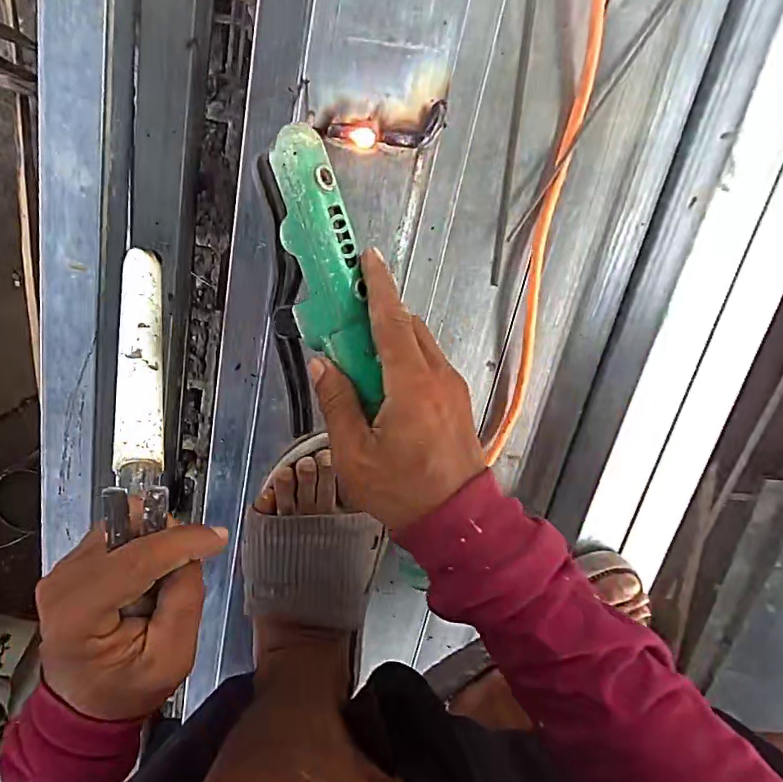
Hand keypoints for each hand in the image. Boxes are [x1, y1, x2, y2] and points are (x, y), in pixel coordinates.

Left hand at [36, 521, 228, 720]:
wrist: (82, 704)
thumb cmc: (124, 689)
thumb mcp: (170, 661)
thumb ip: (184, 602)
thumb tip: (189, 553)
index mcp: (79, 613)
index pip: (134, 560)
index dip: (179, 542)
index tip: (216, 537)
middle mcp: (62, 582)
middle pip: (124, 532)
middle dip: (165, 541)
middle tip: (183, 571)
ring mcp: (60, 570)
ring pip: (119, 527)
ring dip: (149, 544)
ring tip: (157, 585)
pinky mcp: (65, 564)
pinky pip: (111, 537)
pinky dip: (134, 549)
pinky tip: (139, 583)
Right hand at [311, 248, 485, 530]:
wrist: (460, 523)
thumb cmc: (403, 492)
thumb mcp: (354, 453)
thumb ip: (337, 402)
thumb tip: (322, 365)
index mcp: (411, 386)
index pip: (391, 322)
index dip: (377, 287)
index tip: (367, 259)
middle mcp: (437, 378)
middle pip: (407, 326)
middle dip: (376, 312)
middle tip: (345, 312)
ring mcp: (452, 388)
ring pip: (418, 344)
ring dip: (388, 337)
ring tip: (357, 352)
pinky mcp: (455, 401)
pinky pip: (426, 363)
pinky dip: (401, 358)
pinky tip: (380, 381)